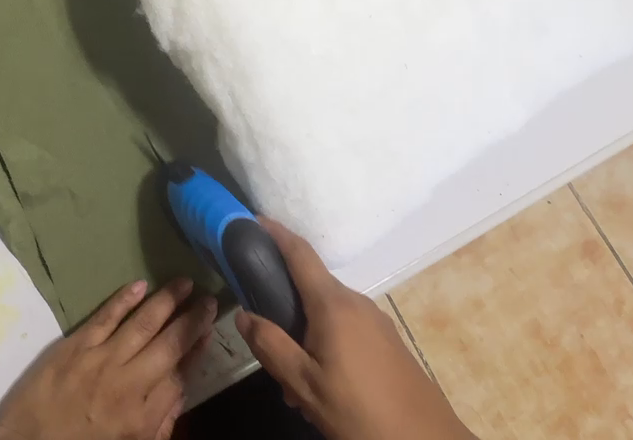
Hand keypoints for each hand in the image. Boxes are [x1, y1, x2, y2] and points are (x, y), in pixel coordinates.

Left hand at [0, 277, 217, 439]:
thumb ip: (158, 421)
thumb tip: (179, 390)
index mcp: (142, 416)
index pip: (180, 375)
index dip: (198, 350)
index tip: (211, 328)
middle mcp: (128, 383)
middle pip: (169, 345)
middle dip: (192, 320)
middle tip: (209, 297)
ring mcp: (101, 360)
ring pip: (142, 324)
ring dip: (166, 301)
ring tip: (184, 282)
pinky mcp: (75, 346)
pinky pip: (106, 316)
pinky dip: (124, 300)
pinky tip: (140, 285)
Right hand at [236, 218, 476, 439]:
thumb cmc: (361, 411)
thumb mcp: (305, 384)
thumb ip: (271, 346)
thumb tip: (243, 314)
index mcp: (333, 304)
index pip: (300, 253)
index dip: (275, 232)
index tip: (252, 220)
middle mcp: (356, 302)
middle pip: (311, 286)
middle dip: (284, 301)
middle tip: (263, 333)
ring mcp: (377, 321)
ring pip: (329, 312)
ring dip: (306, 331)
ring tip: (293, 375)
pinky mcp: (389, 342)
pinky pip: (348, 328)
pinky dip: (327, 342)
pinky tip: (323, 382)